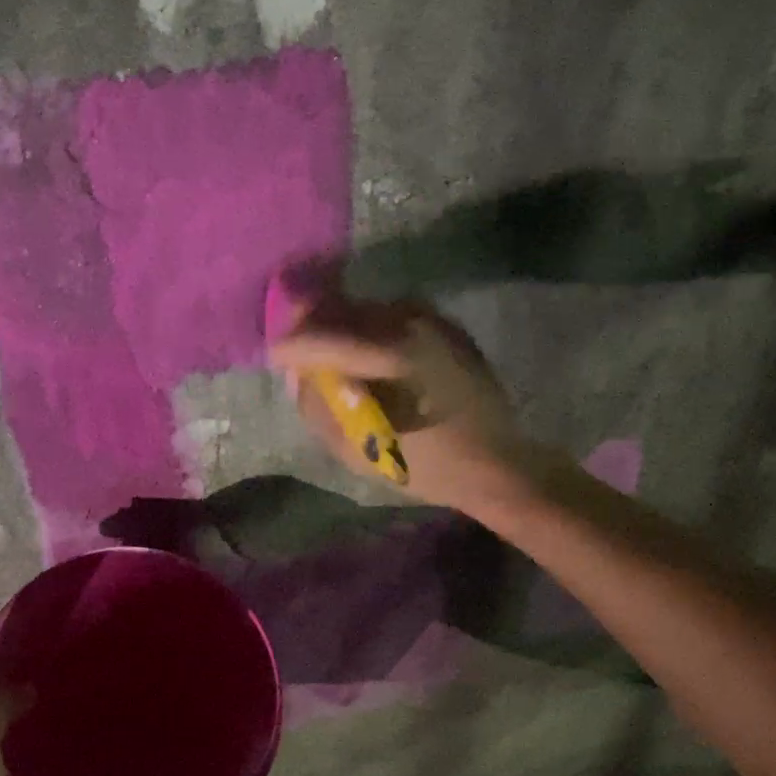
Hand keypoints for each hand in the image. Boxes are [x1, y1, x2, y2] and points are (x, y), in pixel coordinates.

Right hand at [267, 294, 579, 515]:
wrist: (499, 463)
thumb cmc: (428, 466)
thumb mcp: (359, 449)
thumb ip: (318, 407)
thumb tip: (298, 375)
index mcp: (389, 354)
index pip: (320, 335)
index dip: (289, 346)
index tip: (276, 359)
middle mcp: (408, 322)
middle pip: (338, 311)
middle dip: (312, 331)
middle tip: (302, 359)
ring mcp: (429, 317)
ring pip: (362, 310)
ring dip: (342, 329)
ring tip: (338, 361)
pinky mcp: (442, 321)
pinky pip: (389, 316)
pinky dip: (370, 332)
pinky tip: (374, 361)